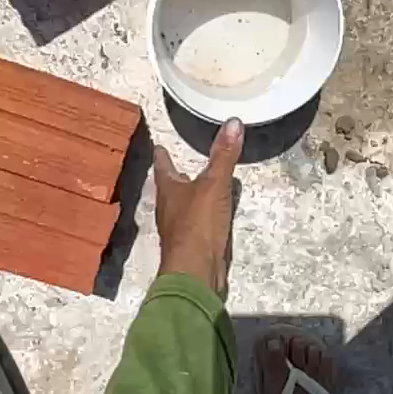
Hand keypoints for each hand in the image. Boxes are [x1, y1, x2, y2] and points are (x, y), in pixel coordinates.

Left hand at [152, 119, 243, 297]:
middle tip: (180, 164)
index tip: (159, 145)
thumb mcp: (214, 185)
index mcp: (168, 190)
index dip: (162, 155)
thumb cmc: (197, 224)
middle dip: (174, 176)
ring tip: (199, 187)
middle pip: (169, 188)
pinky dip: (202, 216)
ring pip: (181, 207)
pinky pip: (196, 224)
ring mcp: (178, 229)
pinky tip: (212, 216)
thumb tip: (233, 122)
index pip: (163, 166)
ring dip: (188, 197)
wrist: (196, 271)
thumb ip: (224, 156)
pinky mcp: (191, 245)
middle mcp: (168, 208)